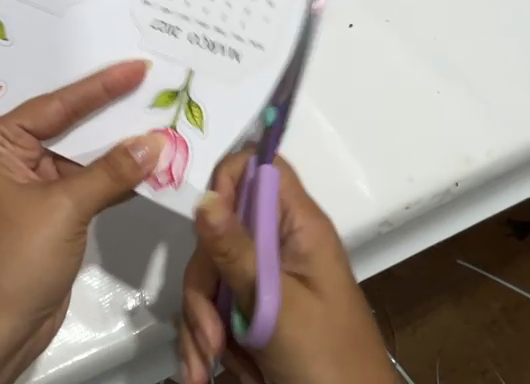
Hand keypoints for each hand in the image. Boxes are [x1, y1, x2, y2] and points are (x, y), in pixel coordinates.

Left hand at [0, 60, 166, 382]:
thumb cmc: (15, 259)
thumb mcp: (64, 208)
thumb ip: (111, 173)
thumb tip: (155, 142)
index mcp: (1, 141)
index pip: (58, 104)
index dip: (101, 86)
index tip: (136, 67)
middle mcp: (16, 154)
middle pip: (71, 124)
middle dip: (111, 110)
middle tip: (152, 81)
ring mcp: (36, 183)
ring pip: (85, 154)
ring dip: (120, 145)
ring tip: (161, 117)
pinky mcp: (55, 210)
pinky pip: (91, 182)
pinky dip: (119, 176)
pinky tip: (152, 165)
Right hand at [177, 152, 395, 383]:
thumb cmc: (328, 365)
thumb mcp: (277, 308)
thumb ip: (236, 251)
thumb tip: (203, 195)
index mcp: (299, 228)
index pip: (259, 167)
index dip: (227, 182)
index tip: (208, 226)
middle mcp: (280, 245)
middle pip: (220, 229)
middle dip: (205, 284)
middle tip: (211, 335)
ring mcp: (265, 280)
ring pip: (211, 273)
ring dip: (200, 320)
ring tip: (205, 367)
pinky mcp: (254, 312)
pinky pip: (213, 307)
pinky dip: (204, 339)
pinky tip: (203, 371)